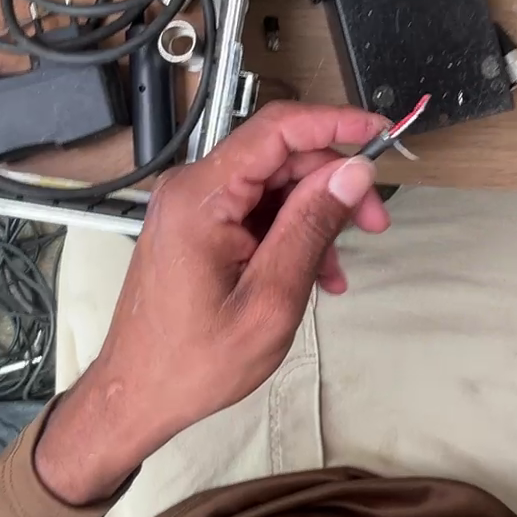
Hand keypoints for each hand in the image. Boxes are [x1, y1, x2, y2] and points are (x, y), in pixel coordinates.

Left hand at [34, 103, 392, 503]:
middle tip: (373, 222)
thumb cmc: (194, 361)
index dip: (334, 122)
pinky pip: (256, 211)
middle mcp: (191, 188)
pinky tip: (312, 273)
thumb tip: (353, 172)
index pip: (276, 129)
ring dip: (315, 217)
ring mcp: (192, 205)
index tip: (379, 130)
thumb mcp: (270, 298)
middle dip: (333, 184)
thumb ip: (312, 227)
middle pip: (280, 158)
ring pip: (273, 186)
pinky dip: (289, 234)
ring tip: (336, 269)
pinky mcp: (197, 225)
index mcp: (201, 196)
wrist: (137, 394)